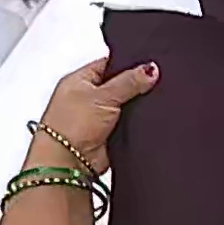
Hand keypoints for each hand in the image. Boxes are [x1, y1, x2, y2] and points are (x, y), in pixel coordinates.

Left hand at [34, 56, 158, 173]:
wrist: (70, 161)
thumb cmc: (70, 126)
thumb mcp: (104, 95)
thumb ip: (129, 81)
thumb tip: (150, 69)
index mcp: (80, 80)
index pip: (109, 63)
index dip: (129, 63)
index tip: (149, 63)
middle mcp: (89, 97)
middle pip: (120, 84)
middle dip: (135, 86)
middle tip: (152, 83)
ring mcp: (100, 116)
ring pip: (127, 105)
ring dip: (136, 107)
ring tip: (150, 102)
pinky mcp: (110, 133)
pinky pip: (130, 123)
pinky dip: (137, 122)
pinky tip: (147, 119)